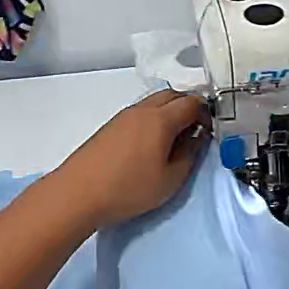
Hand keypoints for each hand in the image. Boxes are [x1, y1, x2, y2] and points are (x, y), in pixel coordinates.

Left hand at [45, 90, 208, 229]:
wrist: (78, 193)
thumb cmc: (129, 189)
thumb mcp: (170, 179)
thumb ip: (190, 154)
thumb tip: (198, 136)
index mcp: (160, 119)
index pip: (192, 102)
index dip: (207, 113)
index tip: (210, 132)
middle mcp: (142, 109)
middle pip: (172, 95)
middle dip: (189, 107)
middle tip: (195, 131)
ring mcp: (123, 116)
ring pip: (154, 102)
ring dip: (170, 112)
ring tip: (174, 140)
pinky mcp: (111, 126)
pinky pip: (140, 113)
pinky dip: (154, 119)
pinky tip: (152, 144)